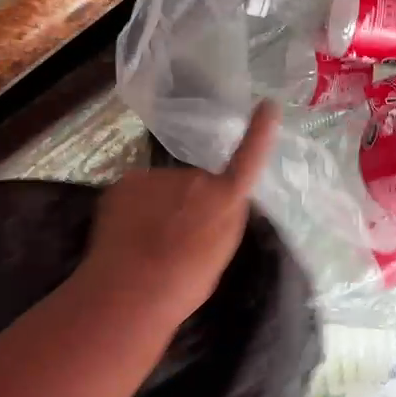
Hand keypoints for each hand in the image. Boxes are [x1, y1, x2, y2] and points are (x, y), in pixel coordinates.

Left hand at [74, 103, 279, 325]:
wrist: (129, 291)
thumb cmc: (183, 284)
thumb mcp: (220, 252)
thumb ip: (224, 219)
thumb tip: (219, 204)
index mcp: (225, 199)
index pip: (248, 158)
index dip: (260, 132)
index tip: (268, 105)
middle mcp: (195, 178)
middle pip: (197, 183)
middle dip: (190, 202)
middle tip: (178, 238)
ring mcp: (158, 176)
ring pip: (164, 188)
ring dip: (161, 206)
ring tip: (149, 242)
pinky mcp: (127, 182)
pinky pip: (138, 192)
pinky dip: (135, 208)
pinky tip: (128, 235)